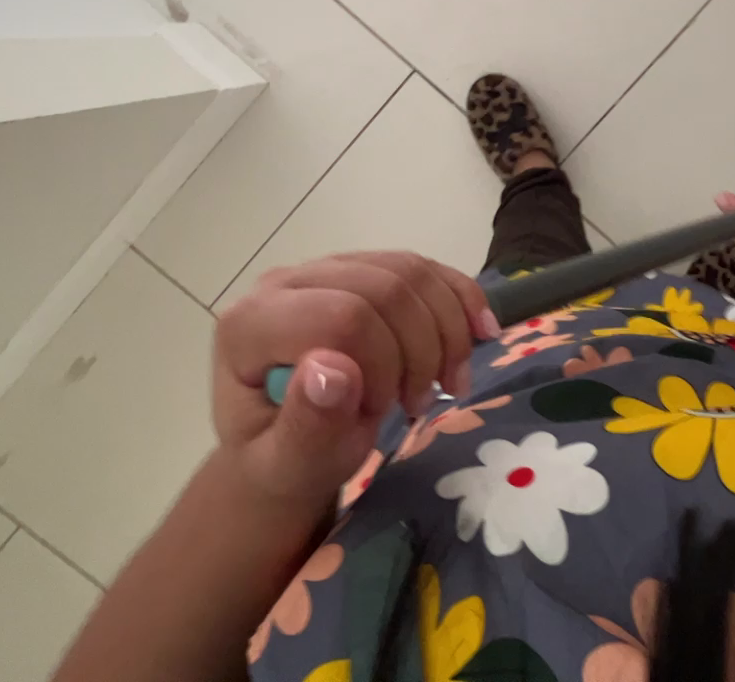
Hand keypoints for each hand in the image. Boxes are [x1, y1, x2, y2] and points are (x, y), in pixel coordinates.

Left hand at [211, 252, 498, 507]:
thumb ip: (307, 426)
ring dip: (448, 330)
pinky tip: (483, 333)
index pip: (342, 316)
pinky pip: (426, 267)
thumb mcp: (290, 467)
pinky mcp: (365, 269)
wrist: (292, 450)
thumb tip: (332, 368)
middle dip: (421, 349)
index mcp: (251, 325)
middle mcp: (285, 281)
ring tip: (446, 382)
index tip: (380, 412)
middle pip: (385, 285)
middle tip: (419, 403)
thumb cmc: (285, 463)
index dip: (381, 364)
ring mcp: (328, 269)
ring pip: (412, 270)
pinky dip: (463, 299)